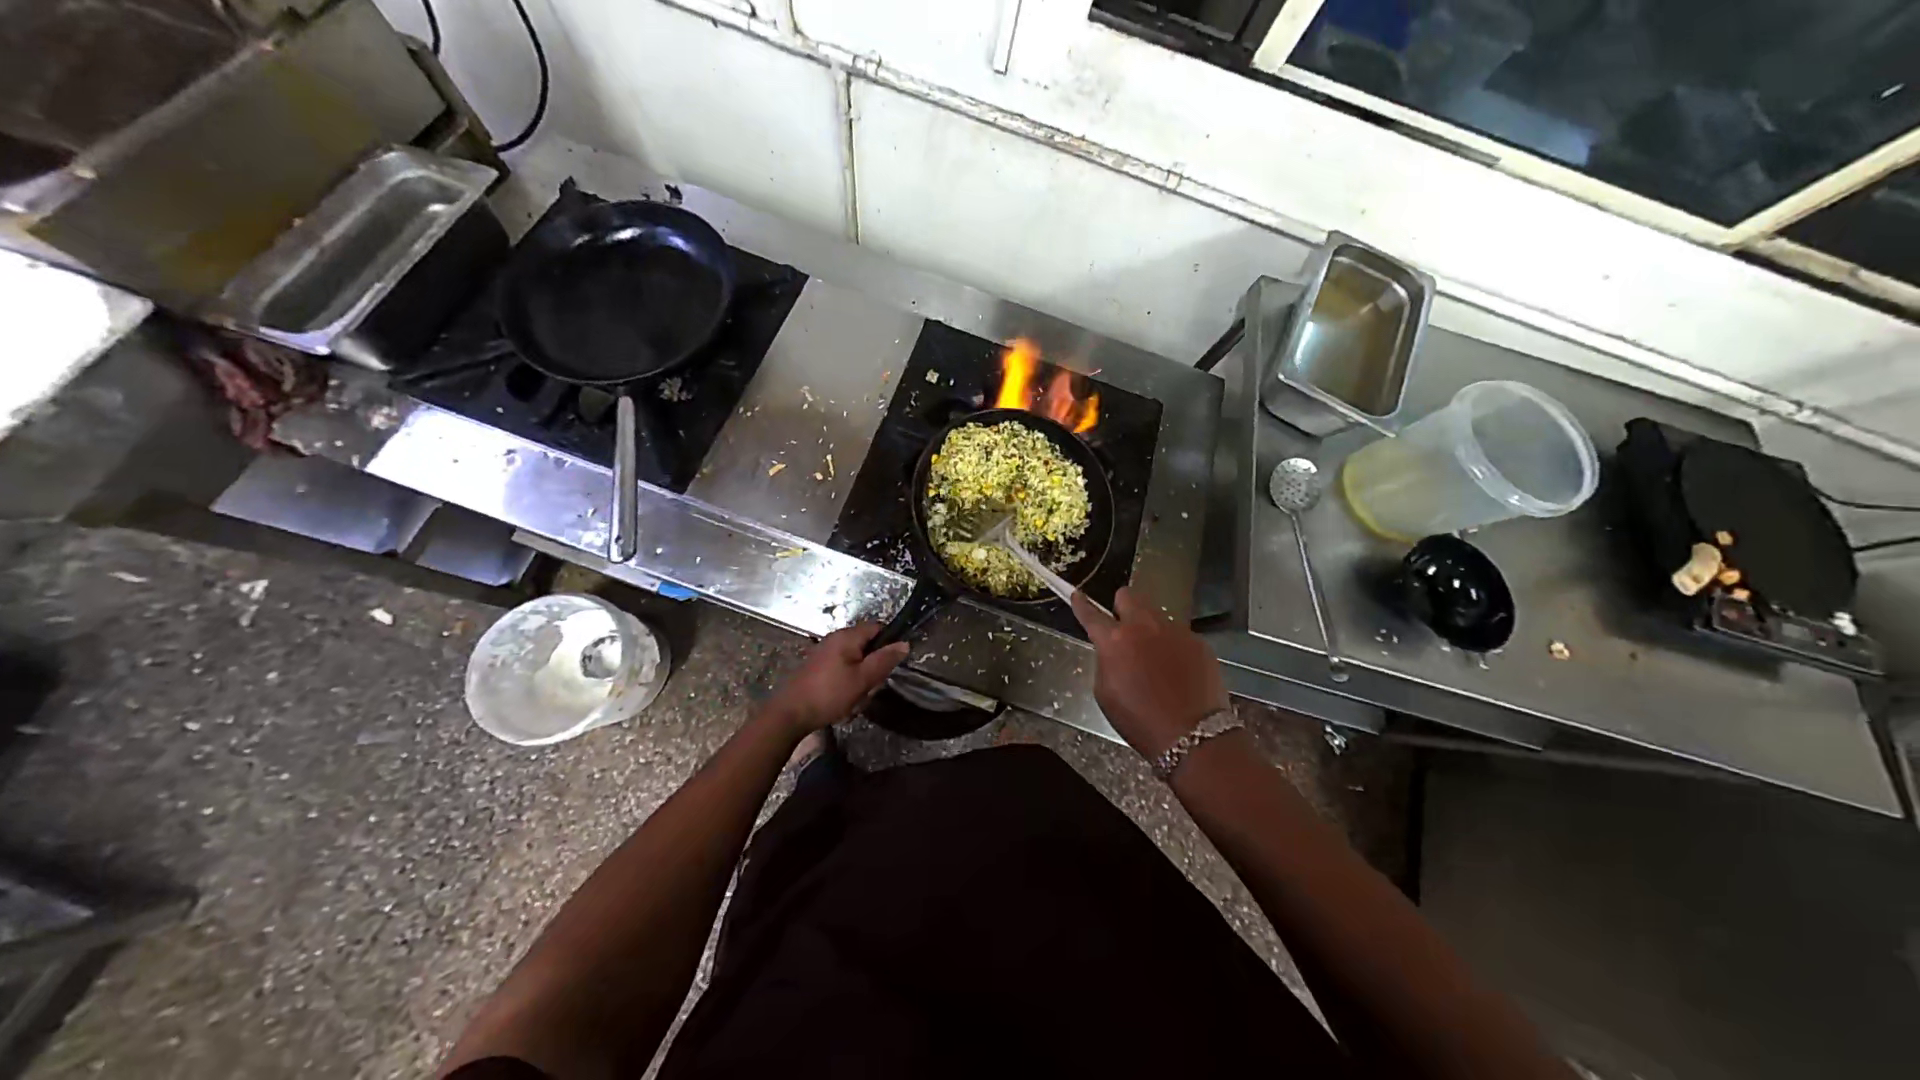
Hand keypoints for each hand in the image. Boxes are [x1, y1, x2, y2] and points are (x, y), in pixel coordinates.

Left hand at [761, 623, 909, 734]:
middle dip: (873, 665)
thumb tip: (904, 643)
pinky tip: (843, 699)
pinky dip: (847, 681)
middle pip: (866, 644)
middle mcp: (834, 638)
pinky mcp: (817, 667)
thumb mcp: (863, 679)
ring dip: (861, 677)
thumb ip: (884, 660)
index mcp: (846, 636)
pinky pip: (841, 669)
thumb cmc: (830, 694)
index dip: (889, 642)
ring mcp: (824, 652)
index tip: (891, 664)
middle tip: (872, 686)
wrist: (790, 713)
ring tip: (857, 697)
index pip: (877, 627)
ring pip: (854, 660)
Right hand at [1071, 587, 1229, 757]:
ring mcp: (1175, 631)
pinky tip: (1177, 670)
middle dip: (1121, 606)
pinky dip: (1173, 646)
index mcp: (1115, 640)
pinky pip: (1179, 635)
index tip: (1077, 595)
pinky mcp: (1199, 642)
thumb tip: (1112, 651)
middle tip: (1123, 627)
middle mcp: (1144, 626)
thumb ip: (1105, 662)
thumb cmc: (1140, 720)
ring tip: (1155, 657)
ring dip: (1149, 628)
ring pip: (1156, 615)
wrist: (1193, 734)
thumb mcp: (1105, 693)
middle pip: (1128, 595)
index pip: (1091, 614)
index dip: (1081, 604)